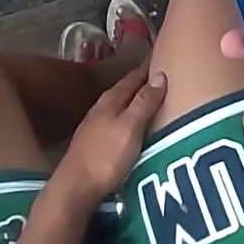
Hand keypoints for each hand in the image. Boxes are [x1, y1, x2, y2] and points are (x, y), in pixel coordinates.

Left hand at [51, 66, 166, 201]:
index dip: (150, 65)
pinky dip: (134, 115)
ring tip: (159, 97)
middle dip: (147, 80)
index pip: (135, 75)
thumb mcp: (130, 127)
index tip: (166, 54)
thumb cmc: (105, 156)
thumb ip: (144, 101)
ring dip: (140, 98)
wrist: (74, 190)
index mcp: (111, 99)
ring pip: (124, 104)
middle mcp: (102, 107)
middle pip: (128, 88)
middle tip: (169, 74)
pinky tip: (140, 123)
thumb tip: (160, 75)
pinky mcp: (97, 141)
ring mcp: (97, 125)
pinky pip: (120, 119)